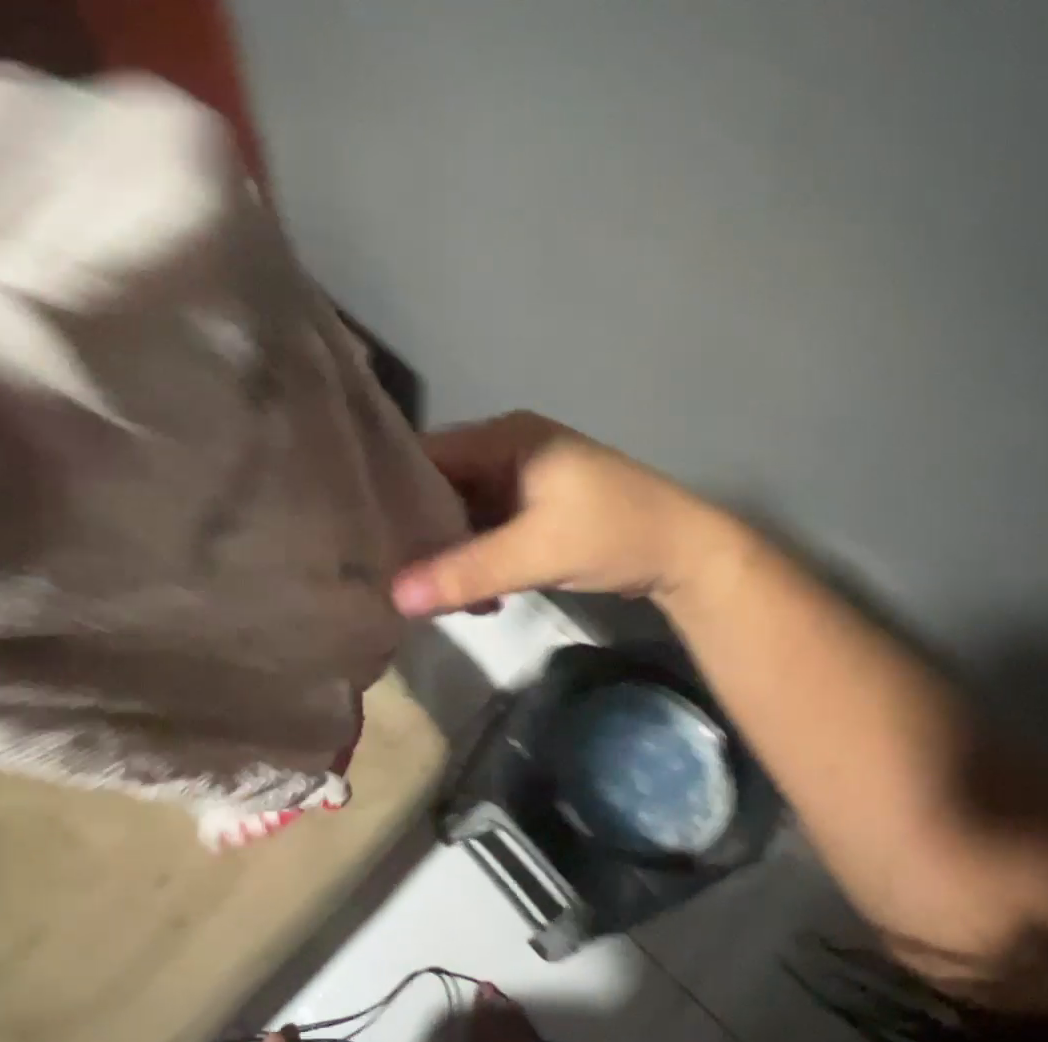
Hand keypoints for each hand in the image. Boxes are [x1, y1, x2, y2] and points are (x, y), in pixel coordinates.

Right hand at [391, 411, 751, 616]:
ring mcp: (523, 480)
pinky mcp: (534, 510)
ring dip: (450, 551)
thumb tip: (395, 597)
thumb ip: (467, 573)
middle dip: (421, 529)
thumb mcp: (538, 552)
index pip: (428, 453)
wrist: (687, 554)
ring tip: (430, 594)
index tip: (360, 530)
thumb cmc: (615, 534)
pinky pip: (487, 529)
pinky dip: (476, 558)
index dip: (392, 488)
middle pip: (442, 485)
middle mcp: (508, 449)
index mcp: (506, 437)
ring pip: (464, 512)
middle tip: (387, 571)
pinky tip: (473, 597)